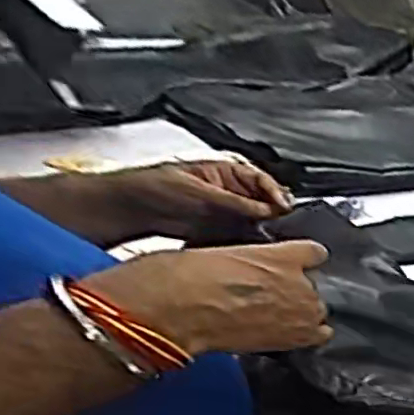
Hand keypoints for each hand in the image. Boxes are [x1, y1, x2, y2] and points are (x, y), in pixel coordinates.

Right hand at [78, 242, 330, 355]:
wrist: (170, 311)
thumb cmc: (176, 276)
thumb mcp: (211, 253)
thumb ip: (245, 260)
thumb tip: (245, 268)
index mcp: (280, 257)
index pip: (313, 251)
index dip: (306, 256)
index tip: (301, 259)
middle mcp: (301, 284)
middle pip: (311, 285)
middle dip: (292, 288)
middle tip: (262, 294)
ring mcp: (306, 311)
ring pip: (315, 308)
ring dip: (299, 310)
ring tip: (268, 314)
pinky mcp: (303, 337)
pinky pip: (320, 334)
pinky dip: (308, 332)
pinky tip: (287, 331)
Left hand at [107, 161, 294, 241]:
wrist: (129, 211)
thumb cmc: (150, 188)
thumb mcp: (198, 190)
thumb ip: (238, 202)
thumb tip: (272, 210)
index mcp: (225, 172)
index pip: (263, 181)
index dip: (276, 193)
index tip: (284, 207)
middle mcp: (234, 191)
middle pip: (269, 201)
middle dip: (277, 212)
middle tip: (281, 221)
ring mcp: (234, 211)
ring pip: (266, 220)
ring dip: (270, 227)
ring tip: (272, 233)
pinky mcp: (231, 229)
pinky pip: (255, 234)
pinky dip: (261, 239)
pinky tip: (261, 242)